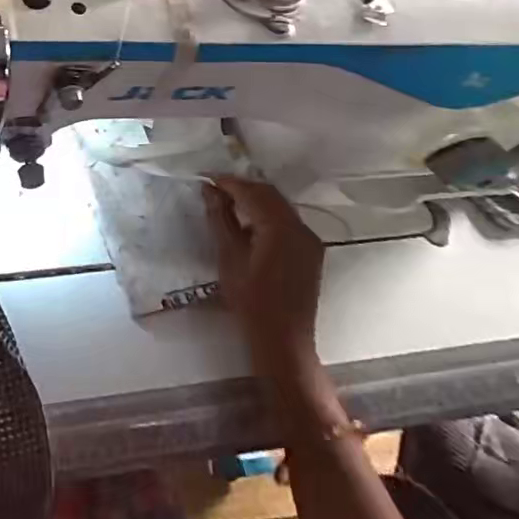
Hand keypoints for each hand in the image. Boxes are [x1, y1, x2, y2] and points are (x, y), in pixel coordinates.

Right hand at [204, 177, 325, 379]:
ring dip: (256, 201)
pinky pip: (288, 223)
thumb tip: (210, 190)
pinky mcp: (312, 252)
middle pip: (269, 195)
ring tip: (229, 204)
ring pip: (280, 207)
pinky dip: (268, 217)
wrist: (283, 341)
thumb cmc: (251, 301)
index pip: (252, 192)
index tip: (207, 178)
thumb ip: (220, 219)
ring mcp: (310, 240)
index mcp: (280, 227)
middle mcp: (301, 227)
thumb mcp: (229, 257)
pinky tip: (250, 226)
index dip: (228, 182)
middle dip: (243, 188)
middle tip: (215, 189)